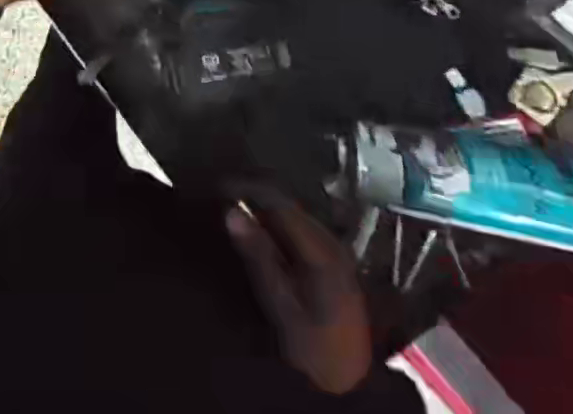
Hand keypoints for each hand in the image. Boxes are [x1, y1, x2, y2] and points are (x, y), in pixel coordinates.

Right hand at [225, 190, 372, 394]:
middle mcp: (331, 241)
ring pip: (294, 214)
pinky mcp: (332, 260)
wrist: (352, 384)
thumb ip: (258, 255)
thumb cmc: (314, 349)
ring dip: (265, 209)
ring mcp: (335, 249)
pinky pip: (300, 228)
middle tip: (222, 195)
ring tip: (235, 207)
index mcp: (321, 249)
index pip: (280, 203)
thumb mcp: (281, 305)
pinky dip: (277, 223)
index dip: (249, 189)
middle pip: (289, 205)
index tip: (219, 187)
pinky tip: (259, 229)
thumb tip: (232, 211)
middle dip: (255, 196)